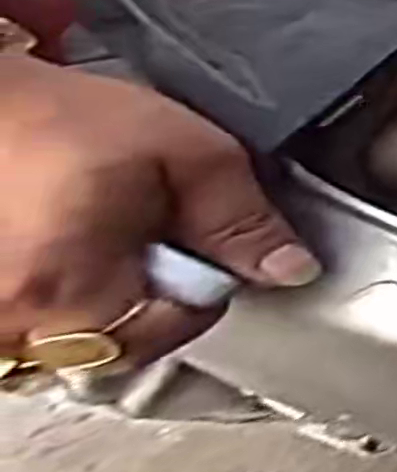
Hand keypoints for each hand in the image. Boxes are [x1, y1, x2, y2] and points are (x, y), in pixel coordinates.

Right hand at [0, 58, 318, 371]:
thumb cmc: (76, 123)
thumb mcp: (199, 161)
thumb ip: (245, 222)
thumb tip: (292, 270)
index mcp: (63, 288)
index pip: (159, 337)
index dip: (209, 298)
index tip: (222, 260)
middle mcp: (0, 320)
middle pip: (112, 347)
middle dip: (161, 303)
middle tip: (172, 245)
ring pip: (70, 342)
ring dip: (116, 303)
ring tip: (125, 240)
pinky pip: (33, 325)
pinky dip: (75, 297)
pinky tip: (90, 248)